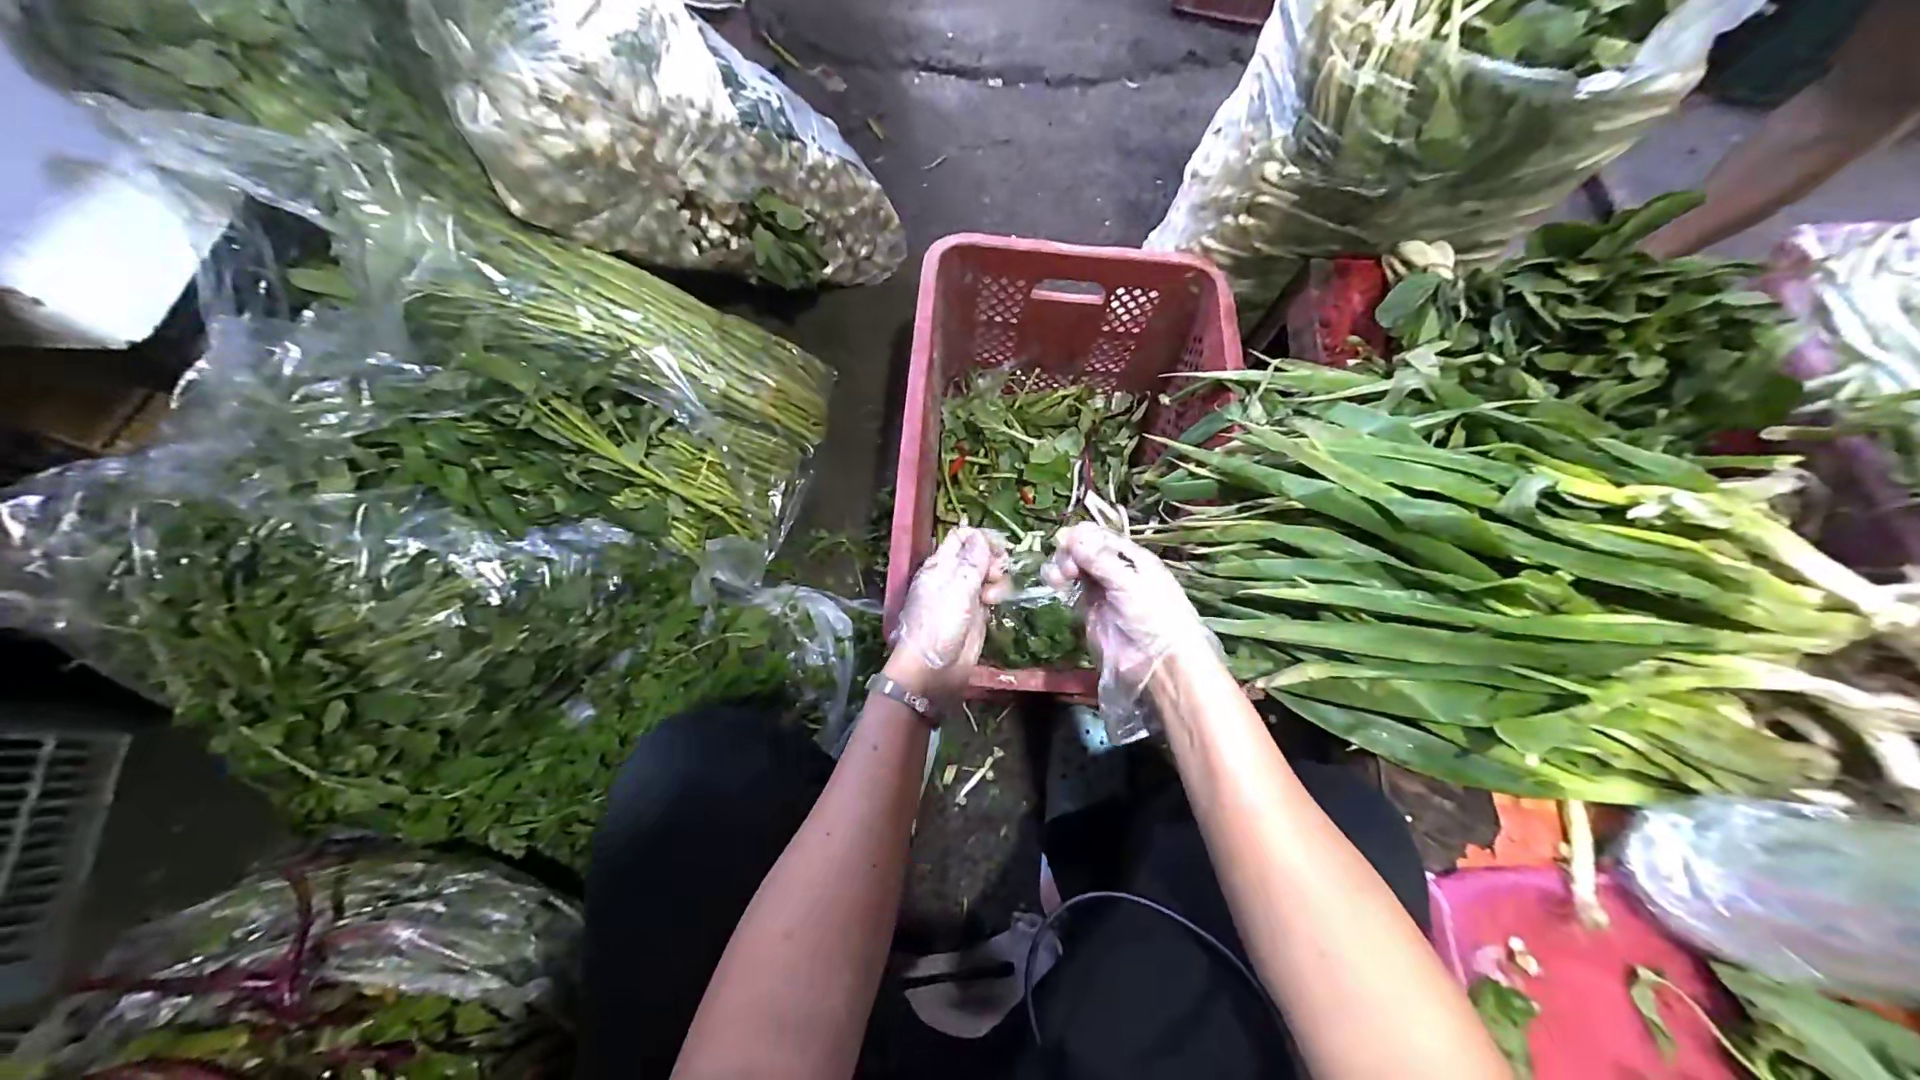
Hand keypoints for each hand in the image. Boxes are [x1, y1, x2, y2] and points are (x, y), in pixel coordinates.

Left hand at [890, 527, 1009, 695]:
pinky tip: (995, 604)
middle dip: (994, 558)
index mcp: (940, 566)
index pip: (961, 538)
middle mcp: (952, 576)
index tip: (999, 547)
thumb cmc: (937, 628)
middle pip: (979, 554)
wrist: (933, 671)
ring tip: (993, 595)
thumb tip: (981, 537)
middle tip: (997, 572)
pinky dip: (997, 594)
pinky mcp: (976, 613)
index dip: (981, 537)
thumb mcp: (955, 591)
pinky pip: (992, 593)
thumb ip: (971, 563)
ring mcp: (965, 595)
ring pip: (988, 574)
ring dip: (997, 579)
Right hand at [1042, 523, 1218, 719]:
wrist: (1157, 662)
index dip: (1080, 539)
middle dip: (1067, 553)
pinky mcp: (1089, 608)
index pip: (1097, 536)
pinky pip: (1070, 586)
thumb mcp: (1130, 584)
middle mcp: (1114, 568)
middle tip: (1067, 571)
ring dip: (1060, 566)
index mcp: (1131, 557)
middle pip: (1081, 548)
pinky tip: (1056, 586)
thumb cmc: (1154, 617)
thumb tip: (1073, 537)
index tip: (1071, 551)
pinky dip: (1059, 581)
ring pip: (1072, 565)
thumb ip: (1101, 561)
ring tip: (1058, 579)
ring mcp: (1100, 588)